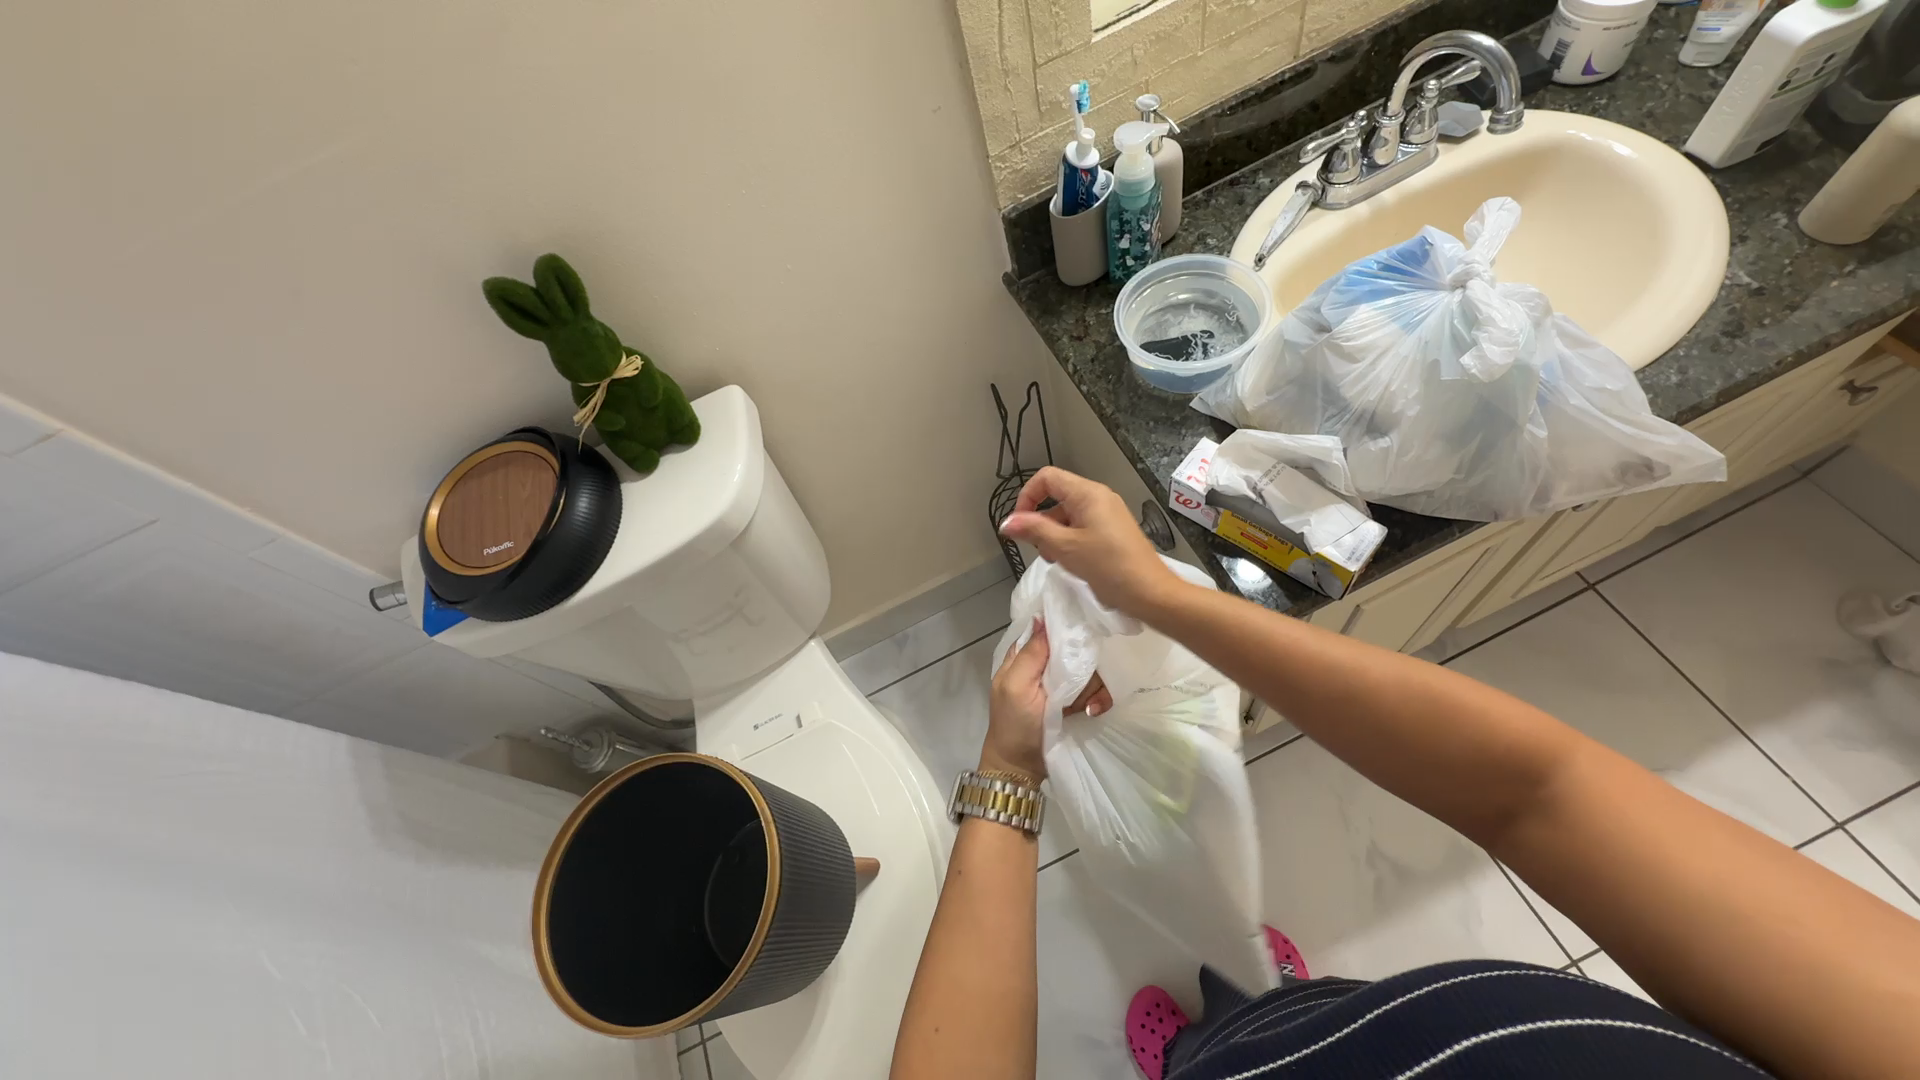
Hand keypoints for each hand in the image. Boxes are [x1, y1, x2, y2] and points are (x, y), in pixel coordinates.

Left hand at [983, 621, 1111, 780]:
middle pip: (1077, 650)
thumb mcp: (1015, 686)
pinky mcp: (1077, 701)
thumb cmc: (1013, 723)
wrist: (1022, 765)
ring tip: (1084, 708)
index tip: (1081, 639)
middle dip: (1084, 669)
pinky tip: (1092, 712)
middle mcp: (1047, 665)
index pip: (1050, 629)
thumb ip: (1030, 654)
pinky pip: (1098, 691)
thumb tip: (1042, 618)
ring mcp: (1063, 683)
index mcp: (1025, 655)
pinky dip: (1099, 701)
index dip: (1067, 630)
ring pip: (1091, 671)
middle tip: (1077, 689)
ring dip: (1092, 690)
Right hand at [999, 467, 1182, 616]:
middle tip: (1040, 549)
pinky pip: (1082, 527)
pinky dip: (1069, 541)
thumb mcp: (1065, 548)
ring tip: (1057, 560)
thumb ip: (1034, 531)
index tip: (1020, 524)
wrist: (1150, 593)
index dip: (1027, 496)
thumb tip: (1006, 522)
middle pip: (1056, 496)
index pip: (1046, 477)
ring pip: (1068, 515)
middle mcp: (1099, 497)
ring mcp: (1108, 514)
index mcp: (1088, 493)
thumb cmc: (1109, 567)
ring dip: (1054, 535)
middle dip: (1041, 521)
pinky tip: (1072, 563)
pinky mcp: (1113, 531)